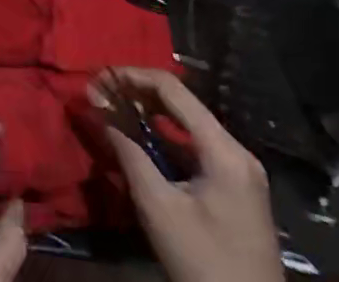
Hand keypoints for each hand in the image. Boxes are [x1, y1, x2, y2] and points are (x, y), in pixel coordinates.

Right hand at [92, 68, 282, 281]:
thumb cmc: (202, 262)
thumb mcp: (158, 206)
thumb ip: (128, 152)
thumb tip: (99, 109)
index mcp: (224, 150)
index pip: (174, 90)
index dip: (133, 77)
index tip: (99, 77)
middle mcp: (237, 151)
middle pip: (183, 104)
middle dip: (139, 94)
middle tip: (100, 93)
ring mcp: (240, 170)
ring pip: (188, 126)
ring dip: (150, 115)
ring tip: (113, 111)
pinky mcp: (236, 187)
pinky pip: (196, 148)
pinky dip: (166, 139)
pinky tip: (140, 141)